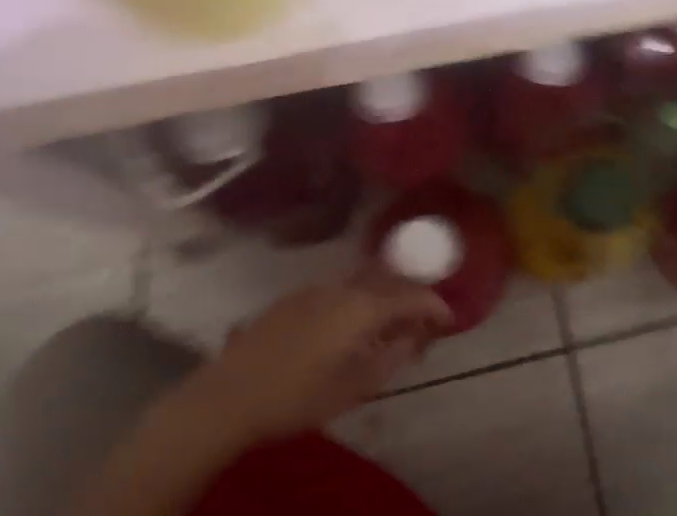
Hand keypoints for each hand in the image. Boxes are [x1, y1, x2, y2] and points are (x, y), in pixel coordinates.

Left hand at [165, 268, 451, 446]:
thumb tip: (415, 337)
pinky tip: (350, 325)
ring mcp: (314, 290)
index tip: (448, 318)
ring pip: (361, 282)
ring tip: (389, 322)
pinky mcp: (292, 299)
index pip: (410, 295)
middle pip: (386, 278)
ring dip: (382, 295)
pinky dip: (356, 299)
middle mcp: (341, 288)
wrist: (228, 396)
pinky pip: (338, 289)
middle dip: (409, 293)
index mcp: (361, 307)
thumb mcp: (354, 387)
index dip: (433, 304)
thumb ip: (391, 357)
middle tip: (422, 316)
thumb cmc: (297, 397)